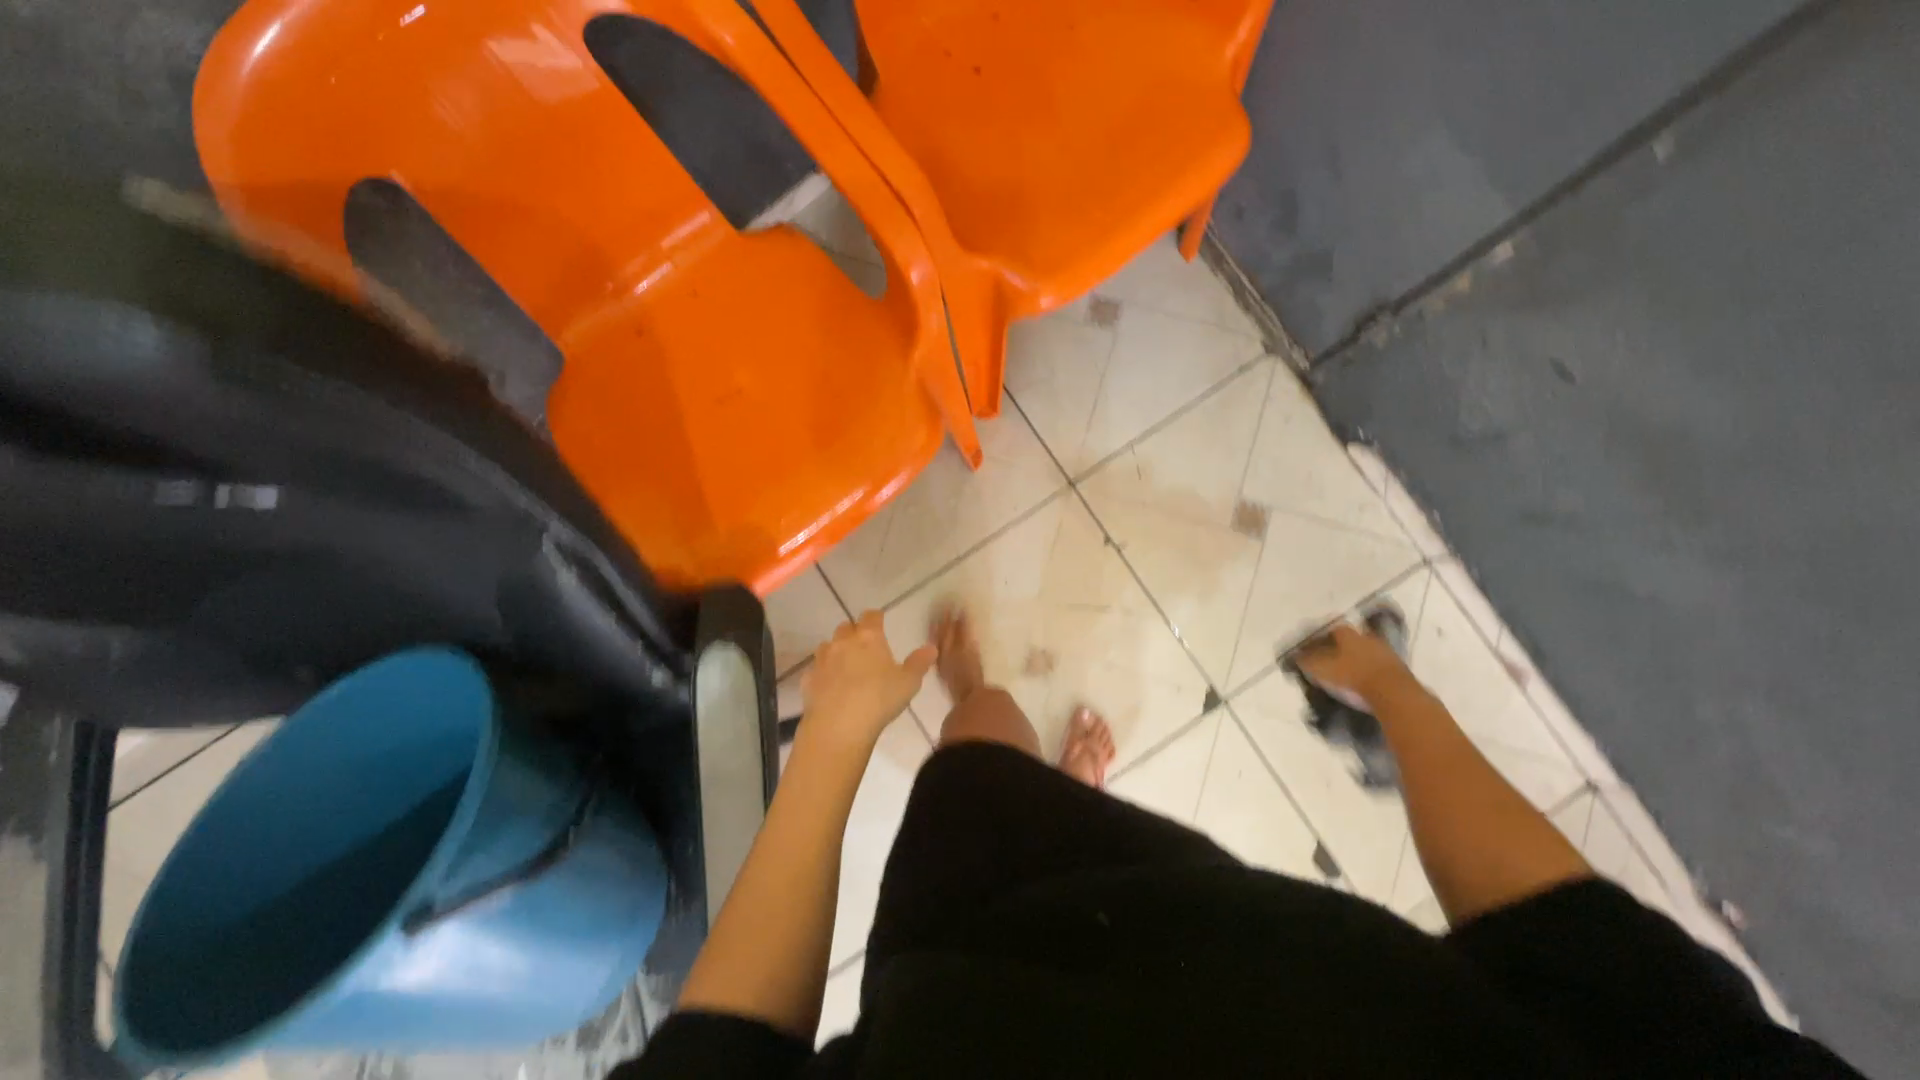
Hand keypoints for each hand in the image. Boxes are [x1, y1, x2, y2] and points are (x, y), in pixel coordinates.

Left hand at [800, 611, 935, 753]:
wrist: (839, 725)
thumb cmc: (879, 698)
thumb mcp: (908, 682)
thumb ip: (919, 663)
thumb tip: (931, 648)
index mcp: (869, 638)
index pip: (871, 616)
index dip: (876, 617)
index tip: (880, 621)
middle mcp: (843, 642)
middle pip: (846, 627)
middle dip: (854, 632)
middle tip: (864, 646)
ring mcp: (822, 660)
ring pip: (827, 646)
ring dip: (836, 651)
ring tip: (846, 665)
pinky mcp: (808, 680)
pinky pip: (815, 670)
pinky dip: (822, 674)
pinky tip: (829, 686)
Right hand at [1289, 621, 1412, 706]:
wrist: (1393, 693)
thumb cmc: (1352, 677)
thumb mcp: (1322, 670)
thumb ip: (1307, 661)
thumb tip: (1294, 654)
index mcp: (1348, 635)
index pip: (1333, 630)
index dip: (1323, 638)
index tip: (1315, 648)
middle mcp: (1367, 637)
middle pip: (1351, 639)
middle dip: (1342, 648)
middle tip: (1332, 660)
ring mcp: (1385, 651)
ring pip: (1366, 651)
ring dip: (1358, 659)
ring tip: (1349, 673)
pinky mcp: (1399, 667)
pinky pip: (1379, 665)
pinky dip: (1371, 671)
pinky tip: (1365, 681)